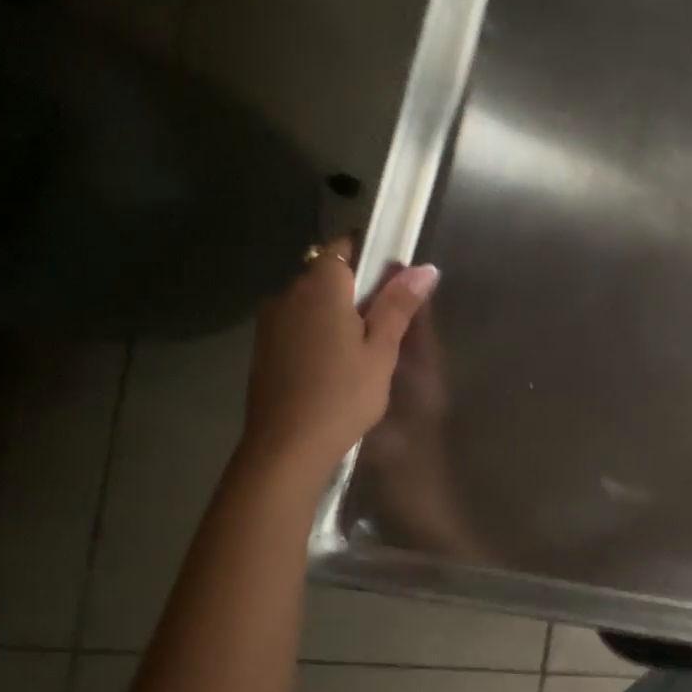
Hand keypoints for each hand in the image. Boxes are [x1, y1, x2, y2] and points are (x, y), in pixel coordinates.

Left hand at [241, 237, 439, 485]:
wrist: (287, 443)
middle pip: (328, 274)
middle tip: (395, 319)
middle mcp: (287, 296)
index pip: (342, 248)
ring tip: (373, 344)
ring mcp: (272, 322)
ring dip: (343, 310)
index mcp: (318, 289)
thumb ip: (398, 305)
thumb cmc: (343, 393)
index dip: (372, 253)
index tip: (399, 277)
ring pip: (314, 300)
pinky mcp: (267, 346)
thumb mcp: (381, 349)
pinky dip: (325, 329)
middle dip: (361, 286)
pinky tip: (344, 360)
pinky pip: (302, 322)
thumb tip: (424, 268)